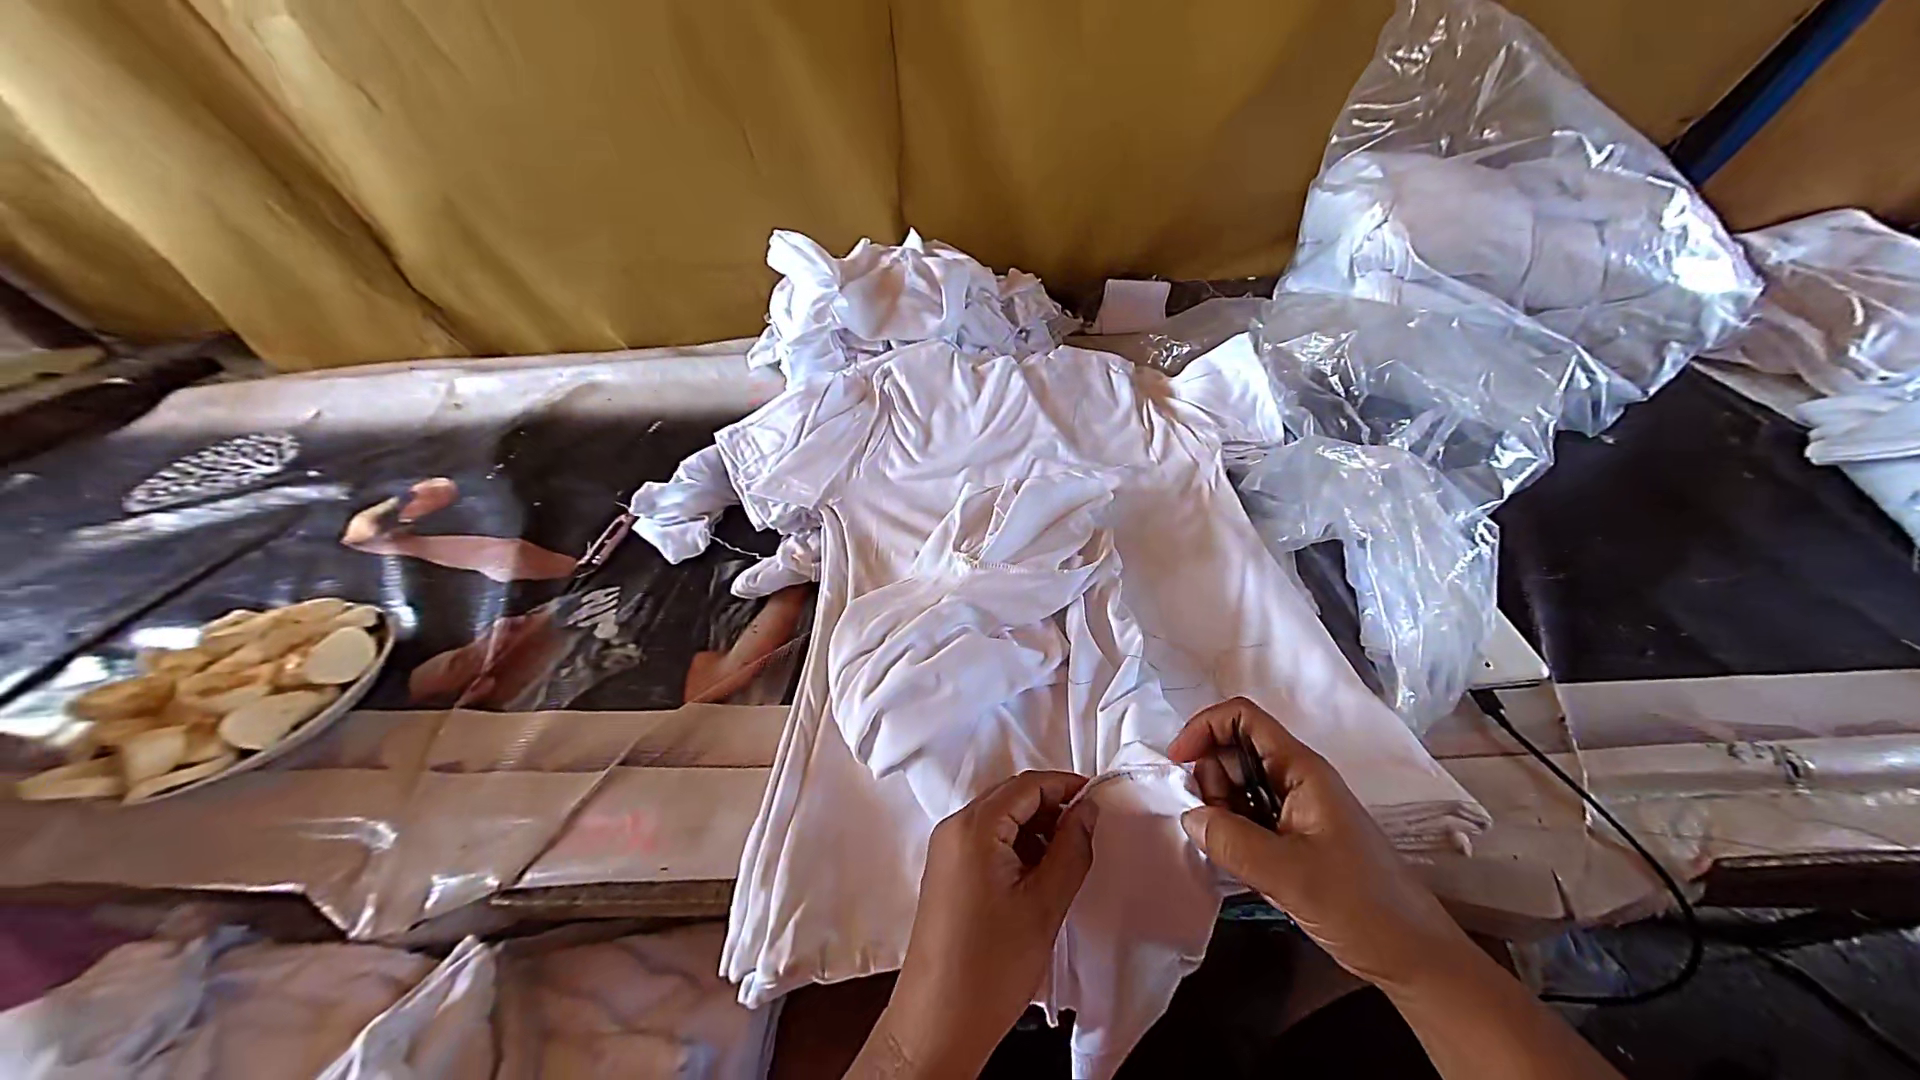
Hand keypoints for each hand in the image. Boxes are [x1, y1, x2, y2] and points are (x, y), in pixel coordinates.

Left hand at [851, 770, 1098, 1078]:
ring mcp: (946, 848)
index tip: (1096, 797)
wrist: (938, 1022)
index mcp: (974, 828)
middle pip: (1010, 796)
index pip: (1026, 786)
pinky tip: (1040, 870)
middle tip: (1086, 827)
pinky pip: (986, 838)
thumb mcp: (1044, 904)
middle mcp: (953, 827)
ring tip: (1067, 854)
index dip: (1065, 785)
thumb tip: (1086, 811)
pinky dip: (1015, 843)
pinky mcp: (946, 869)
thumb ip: (1071, 848)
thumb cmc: (990, 966)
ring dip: (1034, 825)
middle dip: (1051, 804)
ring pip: (999, 817)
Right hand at [1168, 698, 1474, 995]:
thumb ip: (1231, 840)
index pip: (1241, 718)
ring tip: (1235, 854)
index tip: (1178, 764)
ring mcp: (1294, 807)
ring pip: (1236, 786)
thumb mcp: (1289, 874)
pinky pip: (1246, 816)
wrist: (1417, 960)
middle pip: (1232, 751)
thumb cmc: (1362, 907)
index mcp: (1300, 770)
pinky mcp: (1292, 835)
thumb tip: (1190, 816)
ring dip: (1220, 811)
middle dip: (1209, 781)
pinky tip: (1241, 864)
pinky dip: (1231, 831)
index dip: (1204, 728)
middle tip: (1215, 826)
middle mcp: (1295, 779)